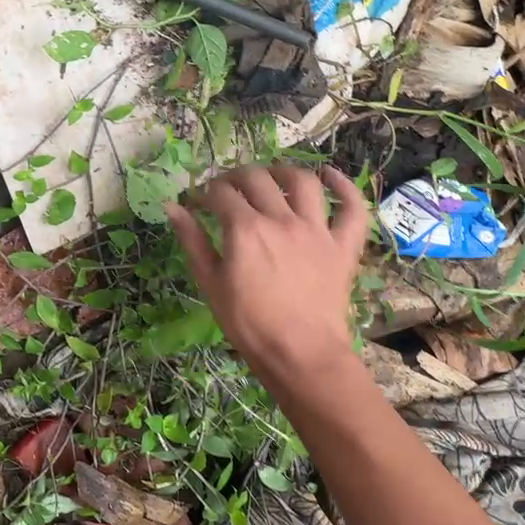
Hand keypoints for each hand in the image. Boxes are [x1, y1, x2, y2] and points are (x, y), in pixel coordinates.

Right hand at [165, 165, 369, 379]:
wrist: (300, 353)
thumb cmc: (247, 321)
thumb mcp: (209, 281)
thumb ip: (191, 239)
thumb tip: (172, 206)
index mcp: (244, 229)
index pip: (219, 193)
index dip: (203, 194)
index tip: (196, 204)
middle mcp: (281, 220)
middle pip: (256, 179)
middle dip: (234, 177)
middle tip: (225, 190)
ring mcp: (316, 230)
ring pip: (302, 182)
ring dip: (282, 171)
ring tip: (270, 177)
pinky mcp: (343, 246)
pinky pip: (353, 208)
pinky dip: (344, 186)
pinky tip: (330, 175)